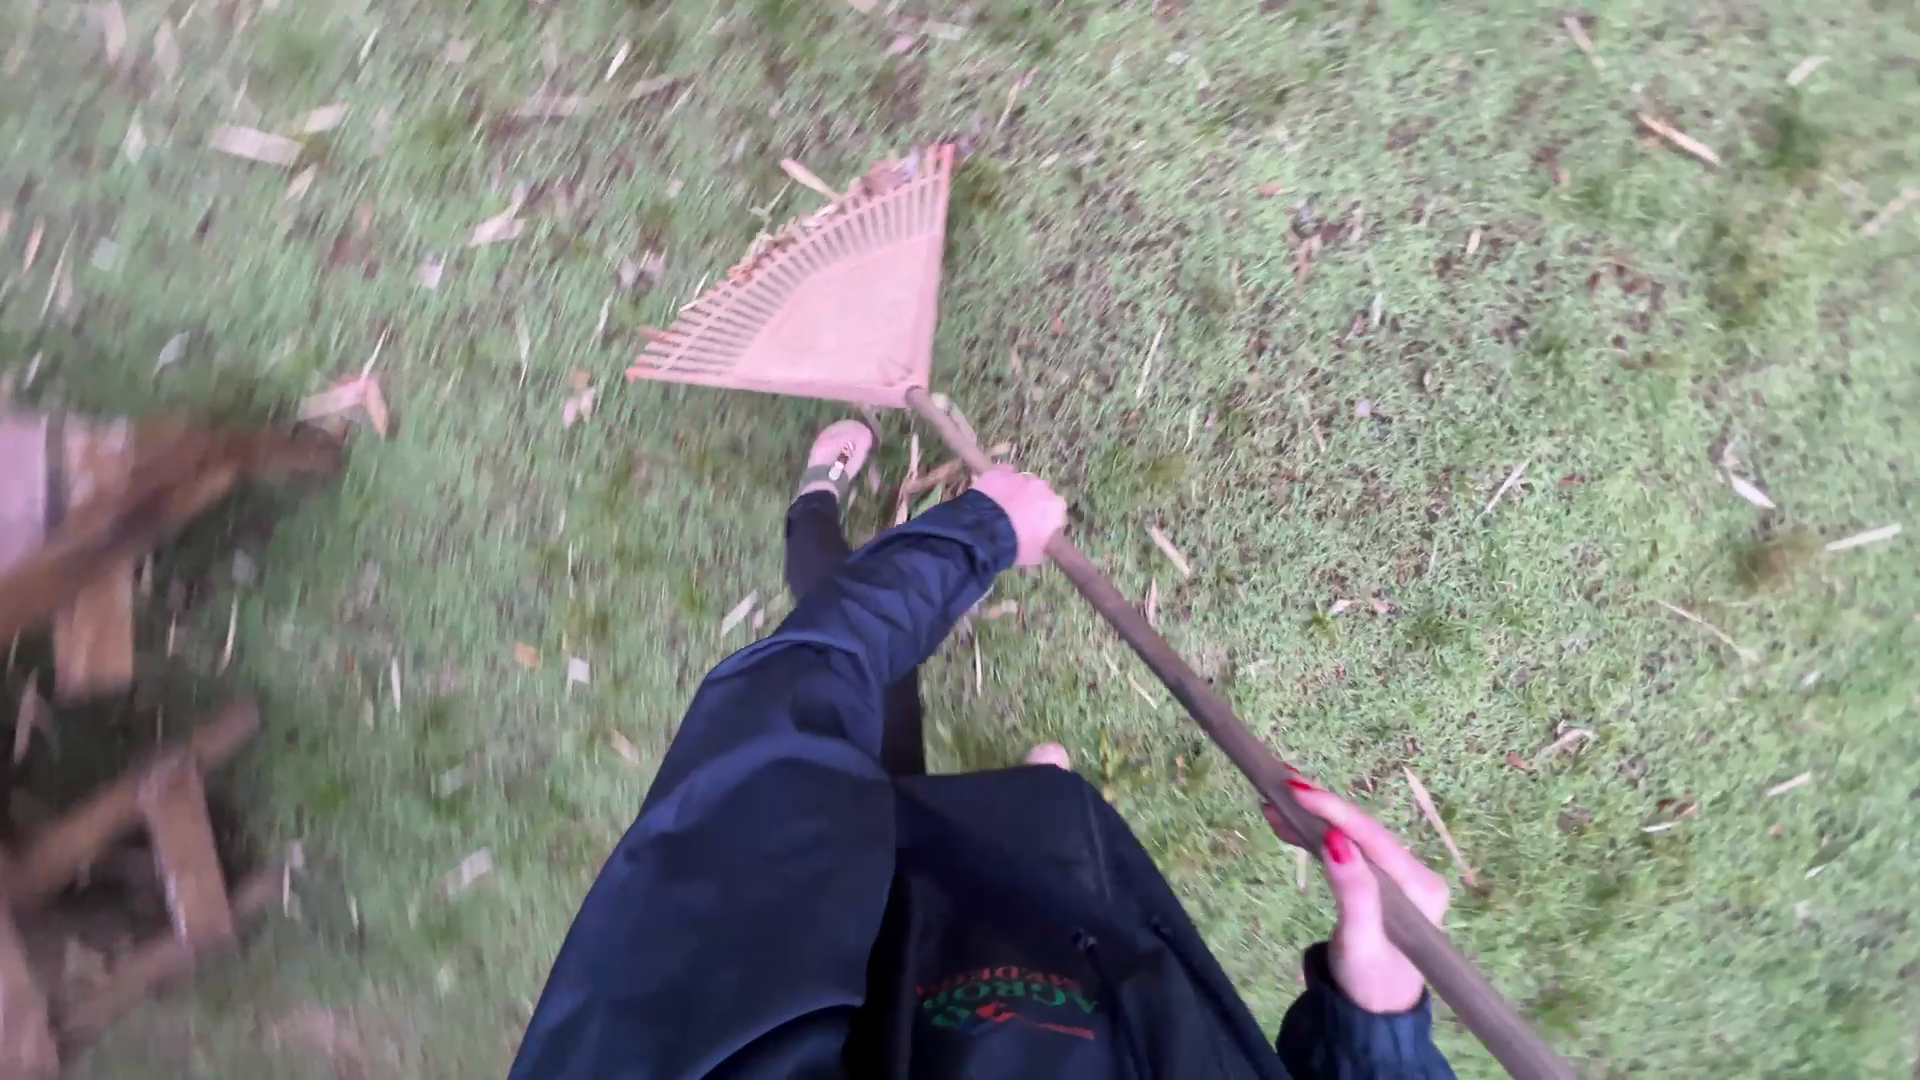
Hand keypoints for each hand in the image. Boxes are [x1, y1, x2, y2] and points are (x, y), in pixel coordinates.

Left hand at [971, 466, 1065, 566]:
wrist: (984, 534)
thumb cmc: (1016, 547)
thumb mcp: (1036, 555)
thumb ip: (1043, 545)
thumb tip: (1041, 543)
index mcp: (1056, 507)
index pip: (1056, 511)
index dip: (1045, 519)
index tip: (1036, 528)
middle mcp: (1042, 487)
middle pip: (1040, 493)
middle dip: (1031, 502)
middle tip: (1017, 517)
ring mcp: (1020, 476)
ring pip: (1021, 482)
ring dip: (1015, 491)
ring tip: (1001, 506)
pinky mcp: (999, 471)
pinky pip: (1002, 474)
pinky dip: (999, 482)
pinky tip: (991, 494)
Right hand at [1262, 779, 1449, 1013]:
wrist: (1373, 1008)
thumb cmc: (1369, 980)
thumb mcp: (1359, 942)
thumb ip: (1354, 893)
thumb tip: (1335, 840)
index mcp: (1420, 887)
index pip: (1372, 835)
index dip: (1333, 809)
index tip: (1295, 789)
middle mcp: (1413, 873)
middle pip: (1359, 827)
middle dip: (1318, 805)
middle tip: (1278, 781)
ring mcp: (1395, 873)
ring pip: (1347, 832)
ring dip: (1310, 816)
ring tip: (1272, 801)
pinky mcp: (1376, 875)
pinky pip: (1341, 844)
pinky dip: (1311, 832)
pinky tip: (1283, 822)